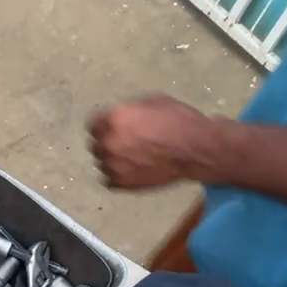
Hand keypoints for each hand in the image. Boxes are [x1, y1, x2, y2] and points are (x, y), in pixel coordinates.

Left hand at [85, 96, 224, 188]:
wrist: (193, 150)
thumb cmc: (177, 120)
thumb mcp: (153, 102)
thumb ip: (128, 111)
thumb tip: (117, 117)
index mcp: (114, 119)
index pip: (92, 123)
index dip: (102, 124)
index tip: (109, 126)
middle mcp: (107, 143)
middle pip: (94, 144)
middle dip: (106, 141)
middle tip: (123, 142)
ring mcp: (111, 166)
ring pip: (101, 162)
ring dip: (111, 158)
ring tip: (131, 156)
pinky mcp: (118, 184)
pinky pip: (108, 179)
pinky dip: (116, 174)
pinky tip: (131, 169)